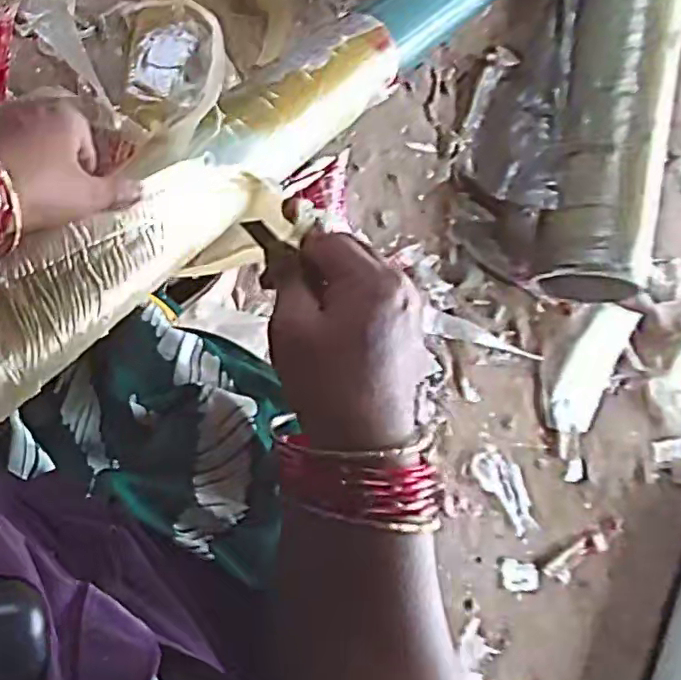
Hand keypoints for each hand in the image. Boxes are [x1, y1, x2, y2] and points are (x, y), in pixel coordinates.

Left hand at [0, 98, 141, 233]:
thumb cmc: (37, 191)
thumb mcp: (83, 198)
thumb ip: (114, 193)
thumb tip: (142, 188)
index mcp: (69, 114)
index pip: (90, 150)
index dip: (85, 180)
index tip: (70, 202)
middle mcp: (36, 103)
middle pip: (59, 140)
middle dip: (57, 166)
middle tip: (47, 197)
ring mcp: (2, 111)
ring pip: (28, 140)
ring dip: (30, 162)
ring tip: (21, 192)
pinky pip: (1, 144)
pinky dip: (4, 160)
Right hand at [268, 231, 434, 450]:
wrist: (364, 441)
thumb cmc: (322, 381)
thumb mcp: (290, 324)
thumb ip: (288, 277)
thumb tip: (286, 252)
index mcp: (372, 278)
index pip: (325, 237)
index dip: (293, 249)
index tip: (270, 275)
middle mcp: (400, 283)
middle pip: (348, 249)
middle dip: (313, 262)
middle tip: (283, 290)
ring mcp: (411, 305)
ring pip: (361, 270)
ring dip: (331, 280)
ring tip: (306, 312)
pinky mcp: (410, 325)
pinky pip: (374, 293)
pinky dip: (349, 297)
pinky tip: (331, 327)